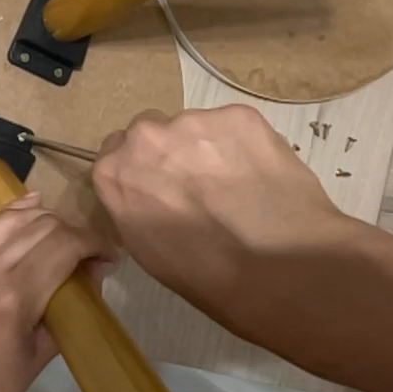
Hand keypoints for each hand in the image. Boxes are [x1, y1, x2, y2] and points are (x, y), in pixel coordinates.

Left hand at [0, 196, 111, 391]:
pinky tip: (31, 218)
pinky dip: (13, 220)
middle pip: (41, 224)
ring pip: (12, 217)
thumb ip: (70, 304)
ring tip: (64, 235)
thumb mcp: (42, 351)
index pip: (63, 244)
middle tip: (90, 250)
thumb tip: (95, 270)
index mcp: (10, 294)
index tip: (109, 255)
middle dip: (73, 230)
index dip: (94, 243)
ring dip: (44, 220)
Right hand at [92, 106, 348, 303]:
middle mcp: (144, 137)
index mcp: (114, 172)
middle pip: (151, 131)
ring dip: (208, 147)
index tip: (160, 186)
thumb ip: (131, 205)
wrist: (278, 269)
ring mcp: (192, 122)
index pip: (116, 153)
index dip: (142, 169)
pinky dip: (245, 144)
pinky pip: (233, 125)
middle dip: (170, 152)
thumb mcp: (143, 248)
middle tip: (199, 185)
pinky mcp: (238, 116)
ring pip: (194, 127)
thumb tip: (146, 196)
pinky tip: (261, 176)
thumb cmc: (205, 275)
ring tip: (238, 185)